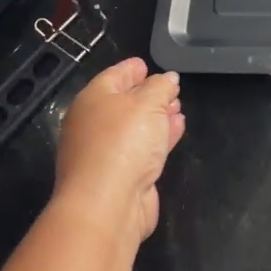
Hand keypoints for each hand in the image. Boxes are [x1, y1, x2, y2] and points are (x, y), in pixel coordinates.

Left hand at [53, 58, 186, 243]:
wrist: (107, 205)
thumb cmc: (123, 142)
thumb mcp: (148, 103)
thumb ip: (161, 87)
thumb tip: (168, 78)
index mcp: (92, 100)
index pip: (114, 76)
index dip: (132, 68)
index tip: (147, 64)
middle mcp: (93, 125)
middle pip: (123, 102)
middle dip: (149, 94)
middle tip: (172, 89)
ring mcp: (104, 153)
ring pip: (134, 127)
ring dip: (157, 117)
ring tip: (178, 108)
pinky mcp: (120, 176)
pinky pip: (141, 149)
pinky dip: (159, 138)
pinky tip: (177, 130)